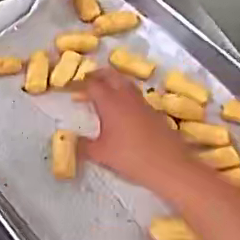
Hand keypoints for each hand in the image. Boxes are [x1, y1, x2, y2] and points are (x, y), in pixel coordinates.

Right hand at [81, 69, 203, 193]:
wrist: (169, 165)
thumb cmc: (130, 157)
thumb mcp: (100, 154)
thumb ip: (83, 145)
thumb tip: (72, 140)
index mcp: (110, 102)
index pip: (92, 85)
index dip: (80, 84)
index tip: (71, 88)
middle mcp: (126, 97)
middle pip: (111, 75)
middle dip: (98, 75)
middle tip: (87, 81)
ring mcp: (143, 103)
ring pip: (126, 84)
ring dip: (113, 83)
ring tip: (104, 92)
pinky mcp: (154, 112)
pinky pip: (135, 96)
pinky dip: (125, 95)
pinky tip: (123, 110)